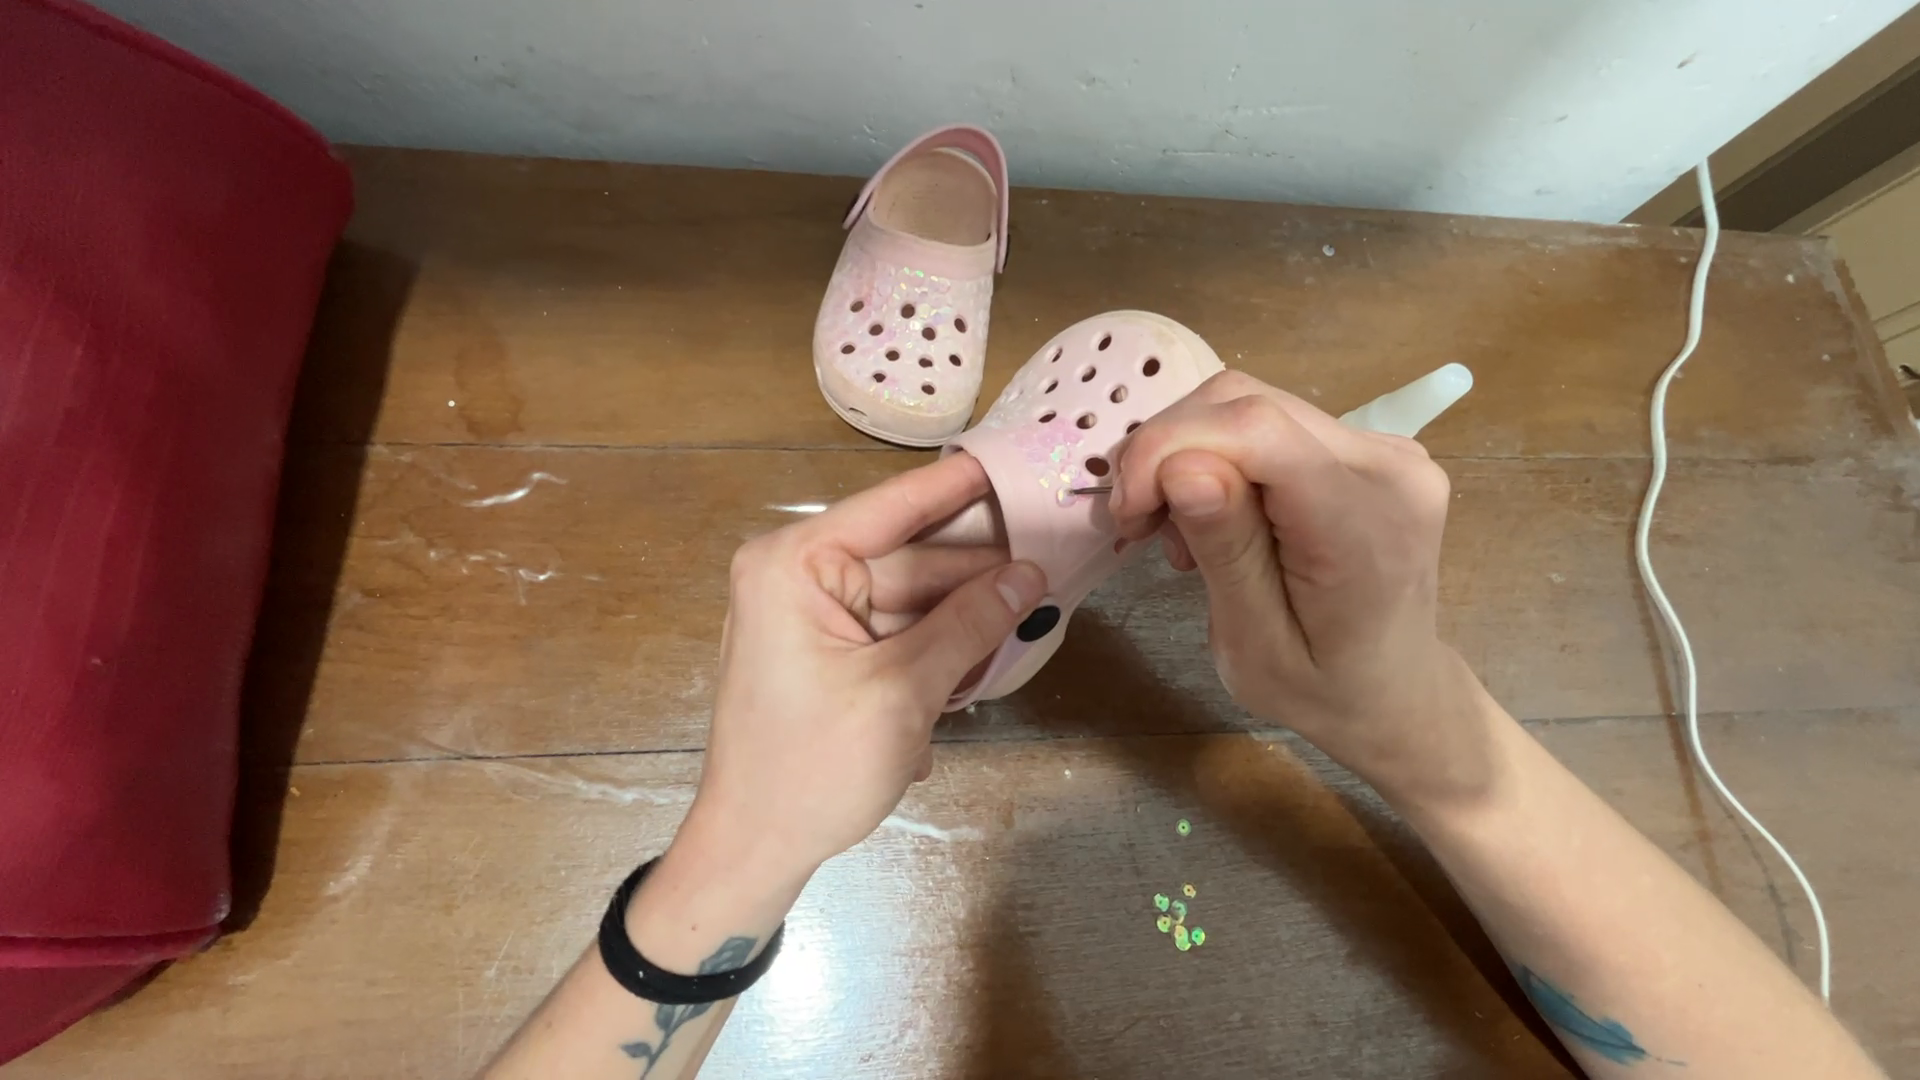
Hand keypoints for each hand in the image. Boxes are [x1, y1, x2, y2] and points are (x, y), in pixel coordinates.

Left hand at [678, 453, 1046, 889]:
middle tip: (1050, 553)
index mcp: (795, 564)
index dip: (955, 486)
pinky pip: (896, 631)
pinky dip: (936, 647)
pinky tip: (979, 662)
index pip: (890, 508)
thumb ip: (969, 623)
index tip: (1008, 458)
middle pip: (909, 559)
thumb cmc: (815, 766)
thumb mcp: (903, 690)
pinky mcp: (829, 650)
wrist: (754, 849)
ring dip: (962, 618)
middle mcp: (799, 575)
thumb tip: (1031, 574)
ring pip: (910, 599)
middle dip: (975, 570)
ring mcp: (814, 615)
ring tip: (1031, 608)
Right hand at [1110, 371, 1496, 806]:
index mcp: (1366, 522)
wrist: (1393, 693)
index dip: (1168, 449)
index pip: (1255, 430)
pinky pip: (1262, 424)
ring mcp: (1379, 448)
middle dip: (1164, 451)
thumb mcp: (1255, 646)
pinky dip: (1211, 457)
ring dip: (1182, 454)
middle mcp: (1386, 463)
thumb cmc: (1321, 690)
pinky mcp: (1358, 446)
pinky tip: (1209, 514)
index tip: (1127, 513)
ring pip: (1244, 405)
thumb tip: (1181, 468)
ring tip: (1172, 528)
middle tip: (1136, 523)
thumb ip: (1227, 551)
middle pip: (1243, 405)